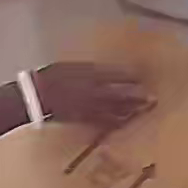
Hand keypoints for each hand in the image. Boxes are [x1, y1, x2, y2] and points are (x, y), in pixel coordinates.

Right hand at [34, 62, 153, 126]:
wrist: (35, 96)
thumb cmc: (49, 78)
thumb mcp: (69, 66)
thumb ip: (89, 68)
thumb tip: (104, 68)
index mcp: (89, 73)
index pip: (116, 74)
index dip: (131, 77)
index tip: (142, 77)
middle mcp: (93, 89)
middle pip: (120, 92)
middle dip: (137, 95)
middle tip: (152, 97)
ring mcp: (90, 105)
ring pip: (116, 107)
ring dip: (131, 108)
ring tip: (144, 108)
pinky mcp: (85, 118)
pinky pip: (105, 121)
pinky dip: (117, 121)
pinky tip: (126, 122)